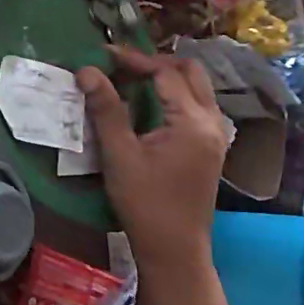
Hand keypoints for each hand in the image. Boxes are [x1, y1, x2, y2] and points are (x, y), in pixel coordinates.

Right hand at [77, 47, 229, 267]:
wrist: (174, 250)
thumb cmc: (145, 203)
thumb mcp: (119, 155)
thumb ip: (105, 109)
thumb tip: (87, 71)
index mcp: (193, 122)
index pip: (166, 73)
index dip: (135, 59)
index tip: (104, 54)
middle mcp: (212, 123)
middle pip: (191, 72)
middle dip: (156, 62)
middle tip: (121, 64)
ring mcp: (216, 136)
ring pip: (196, 88)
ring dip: (166, 77)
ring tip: (130, 79)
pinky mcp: (211, 147)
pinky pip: (196, 105)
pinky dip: (173, 94)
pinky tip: (147, 105)